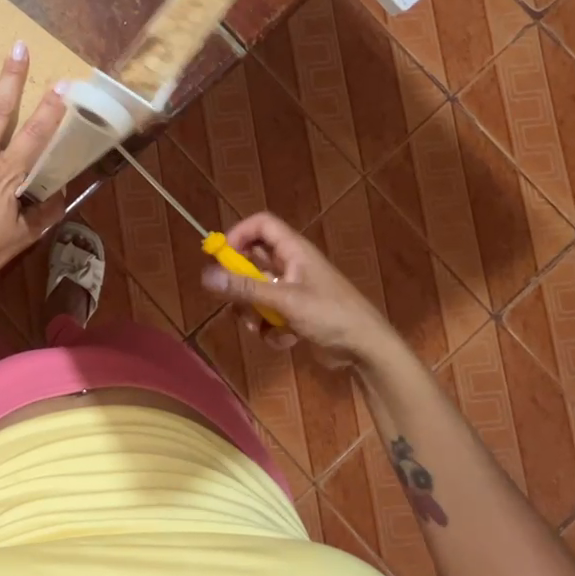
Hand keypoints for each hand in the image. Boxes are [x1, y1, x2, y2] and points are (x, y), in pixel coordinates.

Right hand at [200, 212, 397, 366]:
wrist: (368, 351)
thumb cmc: (331, 315)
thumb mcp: (285, 300)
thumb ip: (245, 288)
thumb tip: (205, 275)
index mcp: (294, 251)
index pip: (260, 224)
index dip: (238, 234)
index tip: (221, 257)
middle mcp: (292, 266)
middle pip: (252, 261)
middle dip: (240, 283)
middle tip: (232, 298)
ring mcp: (294, 291)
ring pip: (257, 292)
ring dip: (252, 311)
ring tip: (259, 327)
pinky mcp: (297, 314)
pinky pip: (270, 315)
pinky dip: (271, 329)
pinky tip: (284, 340)